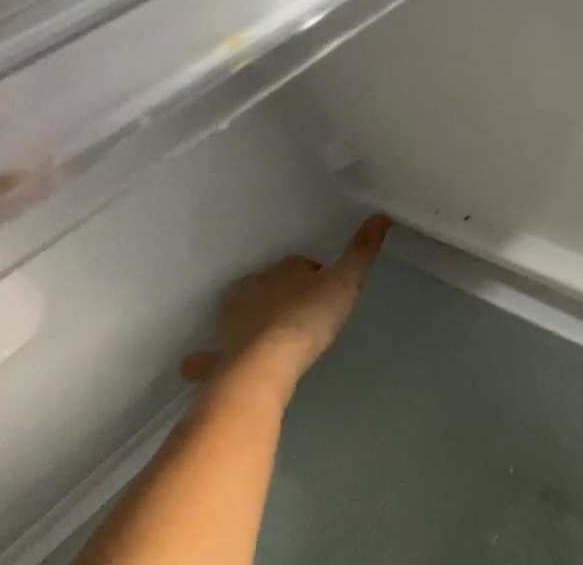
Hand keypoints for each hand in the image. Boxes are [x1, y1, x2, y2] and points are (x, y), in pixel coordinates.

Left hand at [179, 215, 391, 391]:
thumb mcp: (345, 281)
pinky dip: (203, 361)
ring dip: (246, 318)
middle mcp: (250, 292)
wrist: (264, 366)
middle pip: (265, 286)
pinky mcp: (217, 360)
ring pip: (237, 315)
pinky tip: (201, 365)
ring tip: (263, 334)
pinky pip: (205, 359)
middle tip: (299, 310)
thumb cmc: (306, 318)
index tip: (326, 287)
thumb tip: (380, 216)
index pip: (297, 264)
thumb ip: (362, 251)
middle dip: (278, 292)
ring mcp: (229, 326)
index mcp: (280, 272)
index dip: (312, 273)